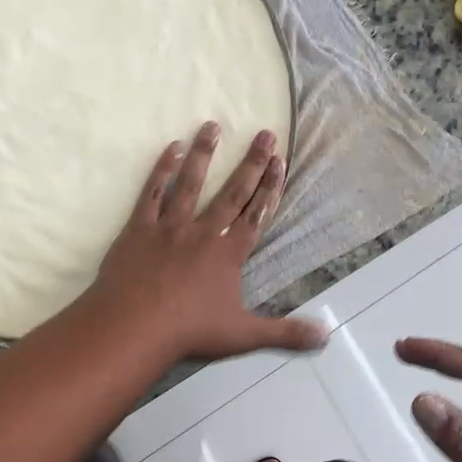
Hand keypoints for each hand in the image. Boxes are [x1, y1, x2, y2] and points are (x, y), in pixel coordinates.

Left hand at [84, 121, 326, 362]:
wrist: (135, 326)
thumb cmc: (190, 331)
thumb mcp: (243, 335)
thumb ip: (285, 333)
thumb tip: (326, 335)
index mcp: (228, 254)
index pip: (255, 214)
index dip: (270, 187)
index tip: (280, 160)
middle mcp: (203, 232)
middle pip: (231, 192)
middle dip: (250, 162)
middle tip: (264, 134)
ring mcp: (170, 226)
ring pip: (190, 183)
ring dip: (203, 153)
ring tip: (212, 125)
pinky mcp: (139, 227)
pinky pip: (152, 193)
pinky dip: (162, 170)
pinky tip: (170, 148)